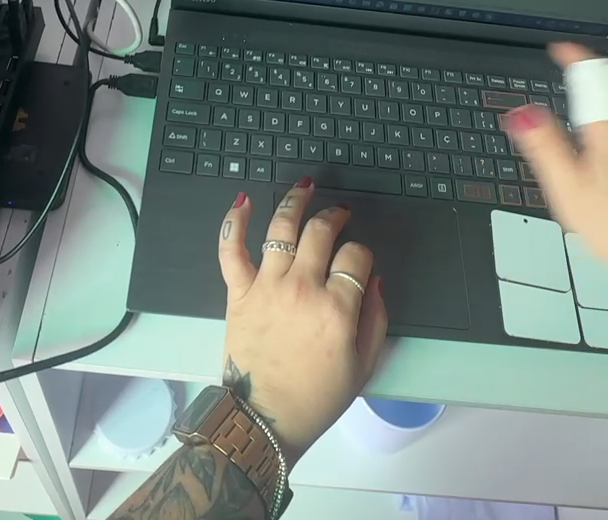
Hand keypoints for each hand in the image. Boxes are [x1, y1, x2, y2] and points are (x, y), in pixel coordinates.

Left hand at [215, 178, 389, 461]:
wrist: (264, 420)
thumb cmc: (315, 397)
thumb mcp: (363, 366)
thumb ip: (375, 320)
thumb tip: (373, 281)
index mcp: (336, 308)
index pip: (356, 257)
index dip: (362, 253)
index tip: (359, 261)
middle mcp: (302, 288)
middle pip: (321, 232)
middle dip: (335, 215)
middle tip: (339, 213)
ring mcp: (267, 286)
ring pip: (281, 228)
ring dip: (294, 201)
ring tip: (305, 187)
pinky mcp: (239, 291)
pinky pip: (231, 249)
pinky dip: (234, 222)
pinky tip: (243, 201)